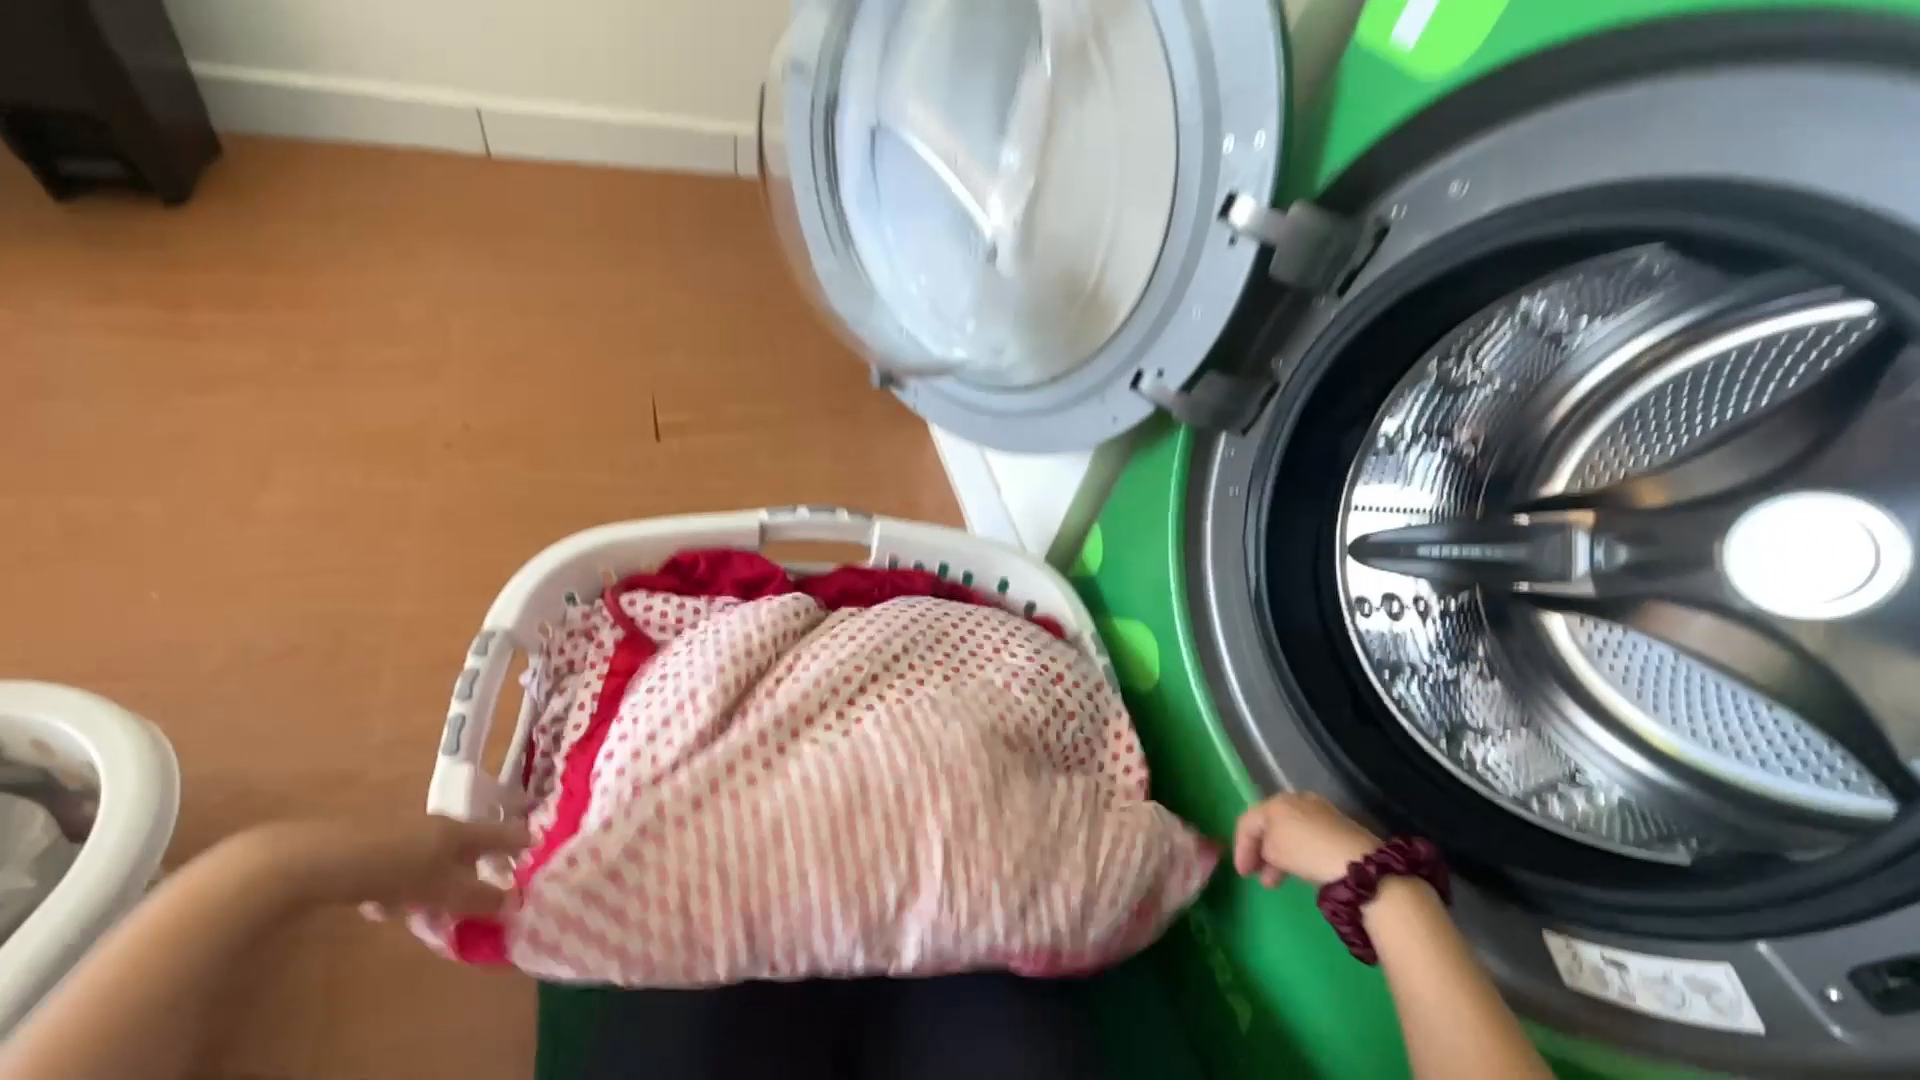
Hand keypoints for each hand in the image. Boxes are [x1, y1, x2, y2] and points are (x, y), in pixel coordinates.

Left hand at [228, 815, 528, 916]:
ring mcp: (398, 833)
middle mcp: (433, 825)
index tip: (537, 848)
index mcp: (457, 830)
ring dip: (433, 881)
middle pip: (464, 845)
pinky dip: (400, 885)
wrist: (310, 860)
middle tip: (478, 894)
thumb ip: (477, 897)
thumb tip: (515, 902)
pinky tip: (382, 906)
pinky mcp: (367, 846)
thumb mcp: (439, 889)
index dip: (520, 841)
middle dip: (473, 867)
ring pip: (428, 857)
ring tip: (424, 909)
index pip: (501, 832)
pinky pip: (398, 866)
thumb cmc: (388, 868)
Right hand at [1233, 792, 1381, 887]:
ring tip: (1275, 881)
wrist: (1356, 861)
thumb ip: (1262, 849)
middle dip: (1260, 851)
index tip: (1242, 873)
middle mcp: (1296, 799)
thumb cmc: (1305, 852)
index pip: (1248, 822)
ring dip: (1278, 856)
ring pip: (1289, 832)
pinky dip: (1297, 853)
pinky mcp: (1337, 825)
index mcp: (1275, 801)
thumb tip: (1268, 852)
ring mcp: (1319, 810)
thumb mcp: (1273, 852)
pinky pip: (1306, 836)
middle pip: (1269, 825)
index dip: (1240, 847)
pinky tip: (1297, 870)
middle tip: (1256, 874)